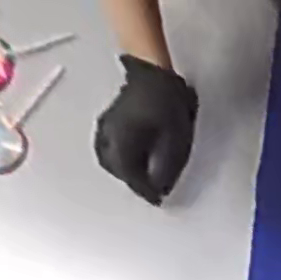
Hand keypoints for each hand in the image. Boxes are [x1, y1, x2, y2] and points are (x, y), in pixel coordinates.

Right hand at [94, 56, 197, 204]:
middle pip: (114, 167)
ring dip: (122, 172)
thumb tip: (159, 189)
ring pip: (107, 157)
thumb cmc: (167, 109)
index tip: (157, 201)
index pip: (129, 174)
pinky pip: (107, 146)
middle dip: (131, 182)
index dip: (144, 191)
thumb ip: (165, 169)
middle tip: (149, 192)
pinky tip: (132, 163)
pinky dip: (118, 159)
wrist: (155, 76)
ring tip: (141, 180)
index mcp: (124, 140)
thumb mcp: (174, 144)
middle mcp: (109, 134)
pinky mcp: (109, 121)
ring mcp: (106, 126)